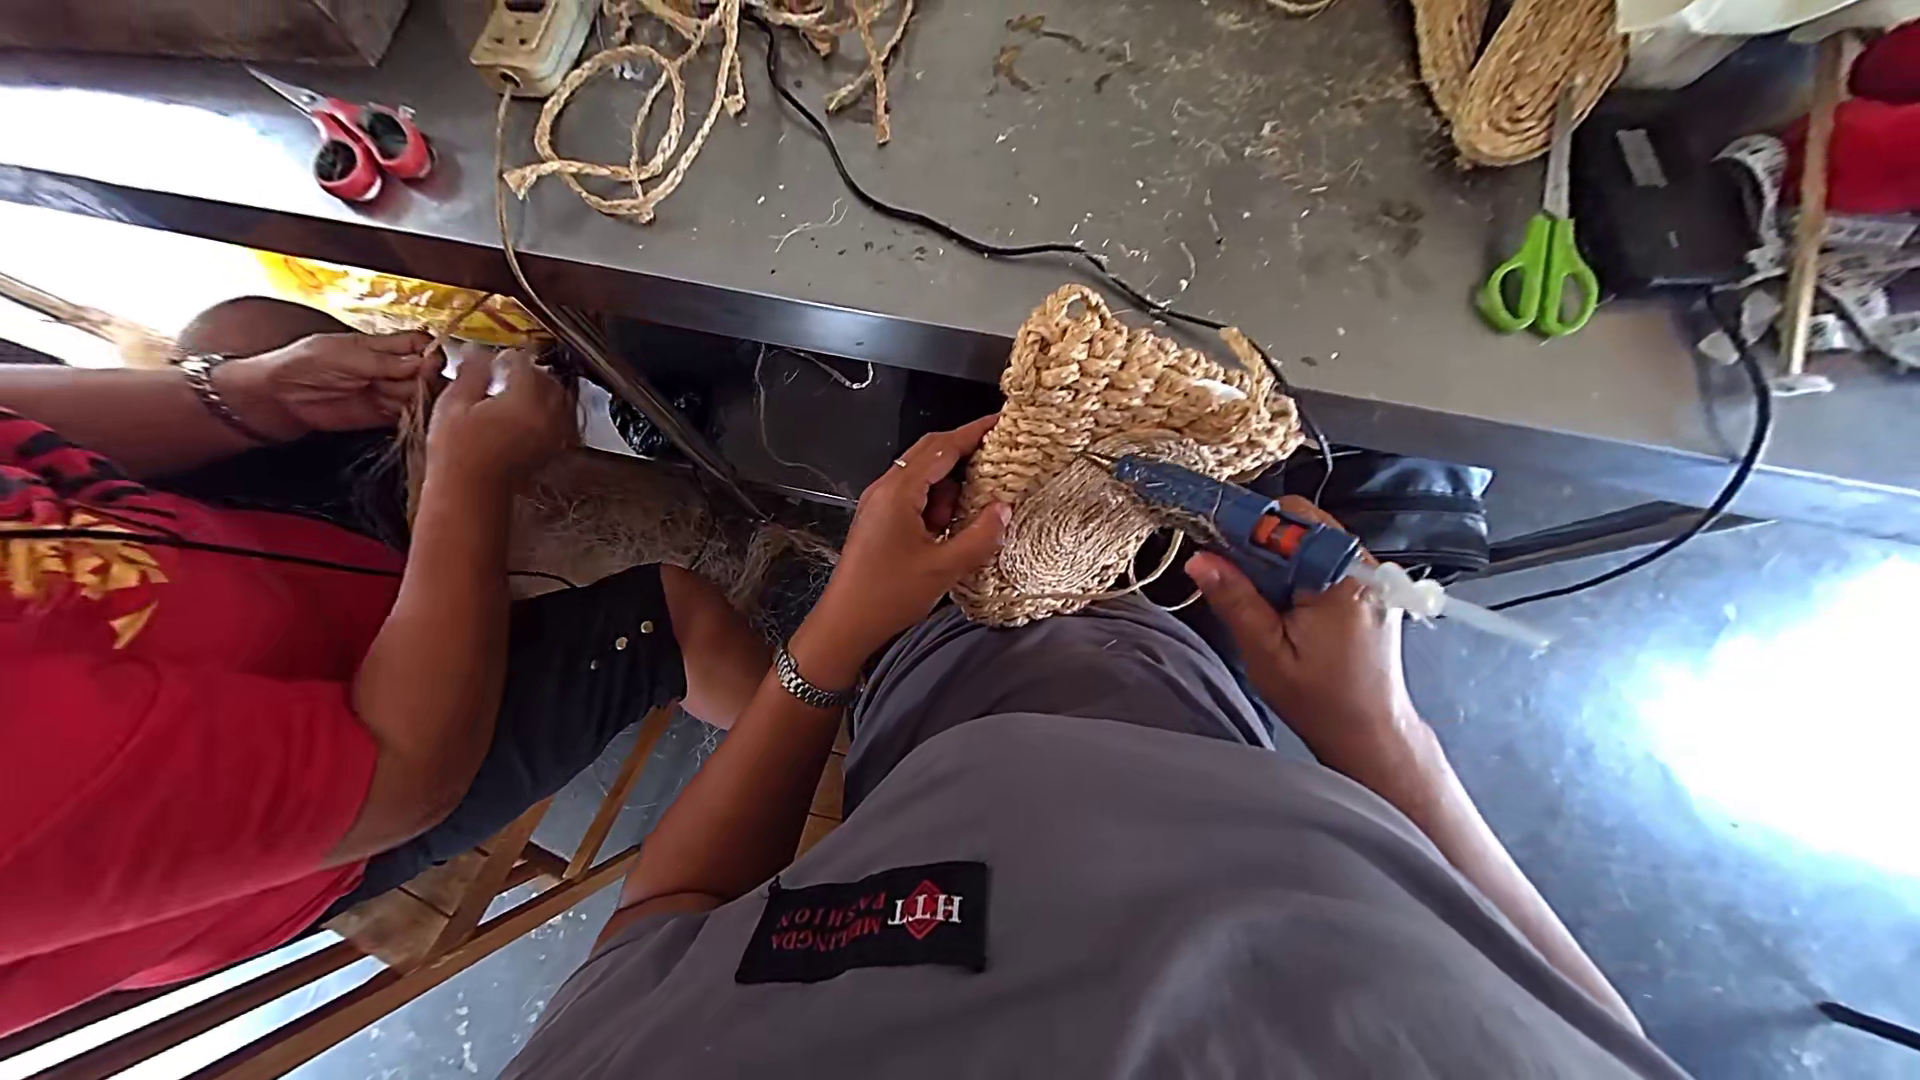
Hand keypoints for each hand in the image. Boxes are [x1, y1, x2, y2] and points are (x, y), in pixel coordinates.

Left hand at [217, 331, 432, 440]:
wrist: (279, 400)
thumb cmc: (301, 367)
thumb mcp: (343, 355)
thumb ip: (385, 360)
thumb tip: (426, 362)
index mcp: (384, 347)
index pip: (423, 344)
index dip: (431, 352)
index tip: (427, 362)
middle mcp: (394, 369)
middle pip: (431, 372)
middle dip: (420, 378)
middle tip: (394, 381)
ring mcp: (393, 392)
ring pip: (425, 394)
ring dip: (408, 396)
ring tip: (379, 395)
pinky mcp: (391, 414)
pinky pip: (416, 415)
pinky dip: (408, 414)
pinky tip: (385, 409)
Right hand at [425, 349, 574, 485]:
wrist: (472, 488)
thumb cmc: (458, 450)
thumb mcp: (455, 403)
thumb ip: (473, 374)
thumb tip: (480, 353)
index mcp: (526, 402)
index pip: (527, 367)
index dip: (512, 357)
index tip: (500, 355)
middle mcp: (549, 417)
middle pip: (550, 381)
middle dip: (533, 371)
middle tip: (512, 368)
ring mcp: (556, 434)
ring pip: (562, 400)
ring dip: (546, 388)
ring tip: (523, 387)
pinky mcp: (556, 447)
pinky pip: (564, 419)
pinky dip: (553, 408)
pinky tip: (534, 409)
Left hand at [790, 414, 1010, 688]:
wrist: (845, 623)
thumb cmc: (888, 596)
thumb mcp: (944, 568)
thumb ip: (980, 536)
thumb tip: (1004, 510)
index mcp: (898, 491)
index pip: (942, 447)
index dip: (974, 432)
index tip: (1000, 422)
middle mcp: (885, 489)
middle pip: (930, 455)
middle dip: (964, 458)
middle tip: (996, 465)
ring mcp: (879, 503)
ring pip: (923, 479)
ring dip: (948, 491)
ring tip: (960, 524)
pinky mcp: (879, 520)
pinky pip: (913, 498)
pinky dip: (934, 507)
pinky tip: (944, 534)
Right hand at [1184, 497, 1423, 770]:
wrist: (1368, 732)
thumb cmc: (1322, 701)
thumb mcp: (1266, 653)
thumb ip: (1235, 601)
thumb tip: (1201, 561)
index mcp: (1344, 581)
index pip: (1290, 522)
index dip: (1246, 525)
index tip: (1211, 536)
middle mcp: (1364, 570)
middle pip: (1299, 522)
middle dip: (1257, 540)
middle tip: (1226, 570)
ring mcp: (1368, 577)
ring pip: (1307, 538)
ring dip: (1272, 555)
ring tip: (1253, 591)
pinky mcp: (1362, 587)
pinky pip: (1320, 557)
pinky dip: (1290, 567)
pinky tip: (1274, 597)